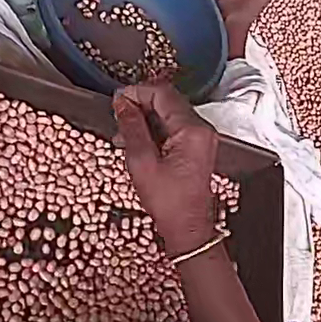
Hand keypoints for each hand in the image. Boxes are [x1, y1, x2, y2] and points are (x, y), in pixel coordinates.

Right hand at [112, 82, 218, 253]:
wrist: (187, 229)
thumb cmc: (168, 203)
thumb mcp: (141, 163)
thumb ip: (132, 128)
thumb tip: (122, 104)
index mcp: (192, 131)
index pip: (163, 95)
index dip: (137, 92)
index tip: (117, 99)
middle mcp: (202, 131)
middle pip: (169, 102)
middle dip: (141, 105)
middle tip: (118, 115)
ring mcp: (203, 140)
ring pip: (171, 115)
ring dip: (146, 119)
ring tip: (124, 134)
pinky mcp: (198, 149)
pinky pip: (176, 129)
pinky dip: (156, 130)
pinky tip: (138, 142)